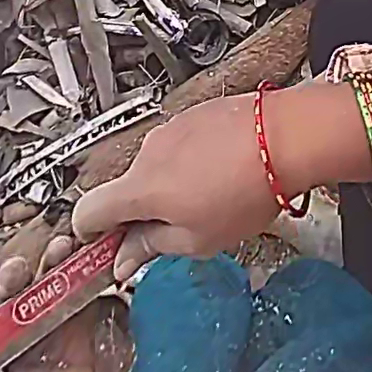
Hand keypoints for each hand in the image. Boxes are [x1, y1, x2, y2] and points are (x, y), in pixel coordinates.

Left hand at [0, 236, 105, 371]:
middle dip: (9, 275)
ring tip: (54, 253)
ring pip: (45, 295)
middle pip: (4, 298)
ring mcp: (39, 350)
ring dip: (51, 267)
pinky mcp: (76, 352)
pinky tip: (82, 263)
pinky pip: (82, 309)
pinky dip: (86, 280)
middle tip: (13, 270)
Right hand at [73, 94, 285, 281]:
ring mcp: (175, 126)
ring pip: (158, 164)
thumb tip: (124, 259)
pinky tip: (225, 170)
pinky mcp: (199, 112)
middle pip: (127, 186)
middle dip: (144, 210)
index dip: (93, 235)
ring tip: (214, 196)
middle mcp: (149, 149)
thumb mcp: (197, 239)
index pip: (86, 212)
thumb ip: (151, 247)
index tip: (110, 249)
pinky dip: (193, 159)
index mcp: (139, 186)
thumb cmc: (245, 191)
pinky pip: (183, 142)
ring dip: (172, 183)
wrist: (285, 136)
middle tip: (178, 229)